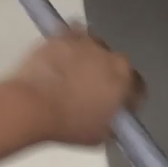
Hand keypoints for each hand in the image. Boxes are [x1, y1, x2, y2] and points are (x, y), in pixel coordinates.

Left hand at [8, 27, 143, 145]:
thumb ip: (113, 122)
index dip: (127, 96)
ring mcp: (85, 42)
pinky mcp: (60, 36)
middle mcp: (110, 57)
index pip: (136, 86)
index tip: (116, 104)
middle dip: (106, 75)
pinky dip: (70, 41)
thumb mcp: (100, 134)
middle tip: (90, 89)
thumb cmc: (67, 124)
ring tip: (73, 70)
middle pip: (115, 64)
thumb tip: (113, 118)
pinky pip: (72, 32)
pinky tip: (62, 53)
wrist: (30, 106)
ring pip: (94, 45)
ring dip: (89, 55)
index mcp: (125, 80)